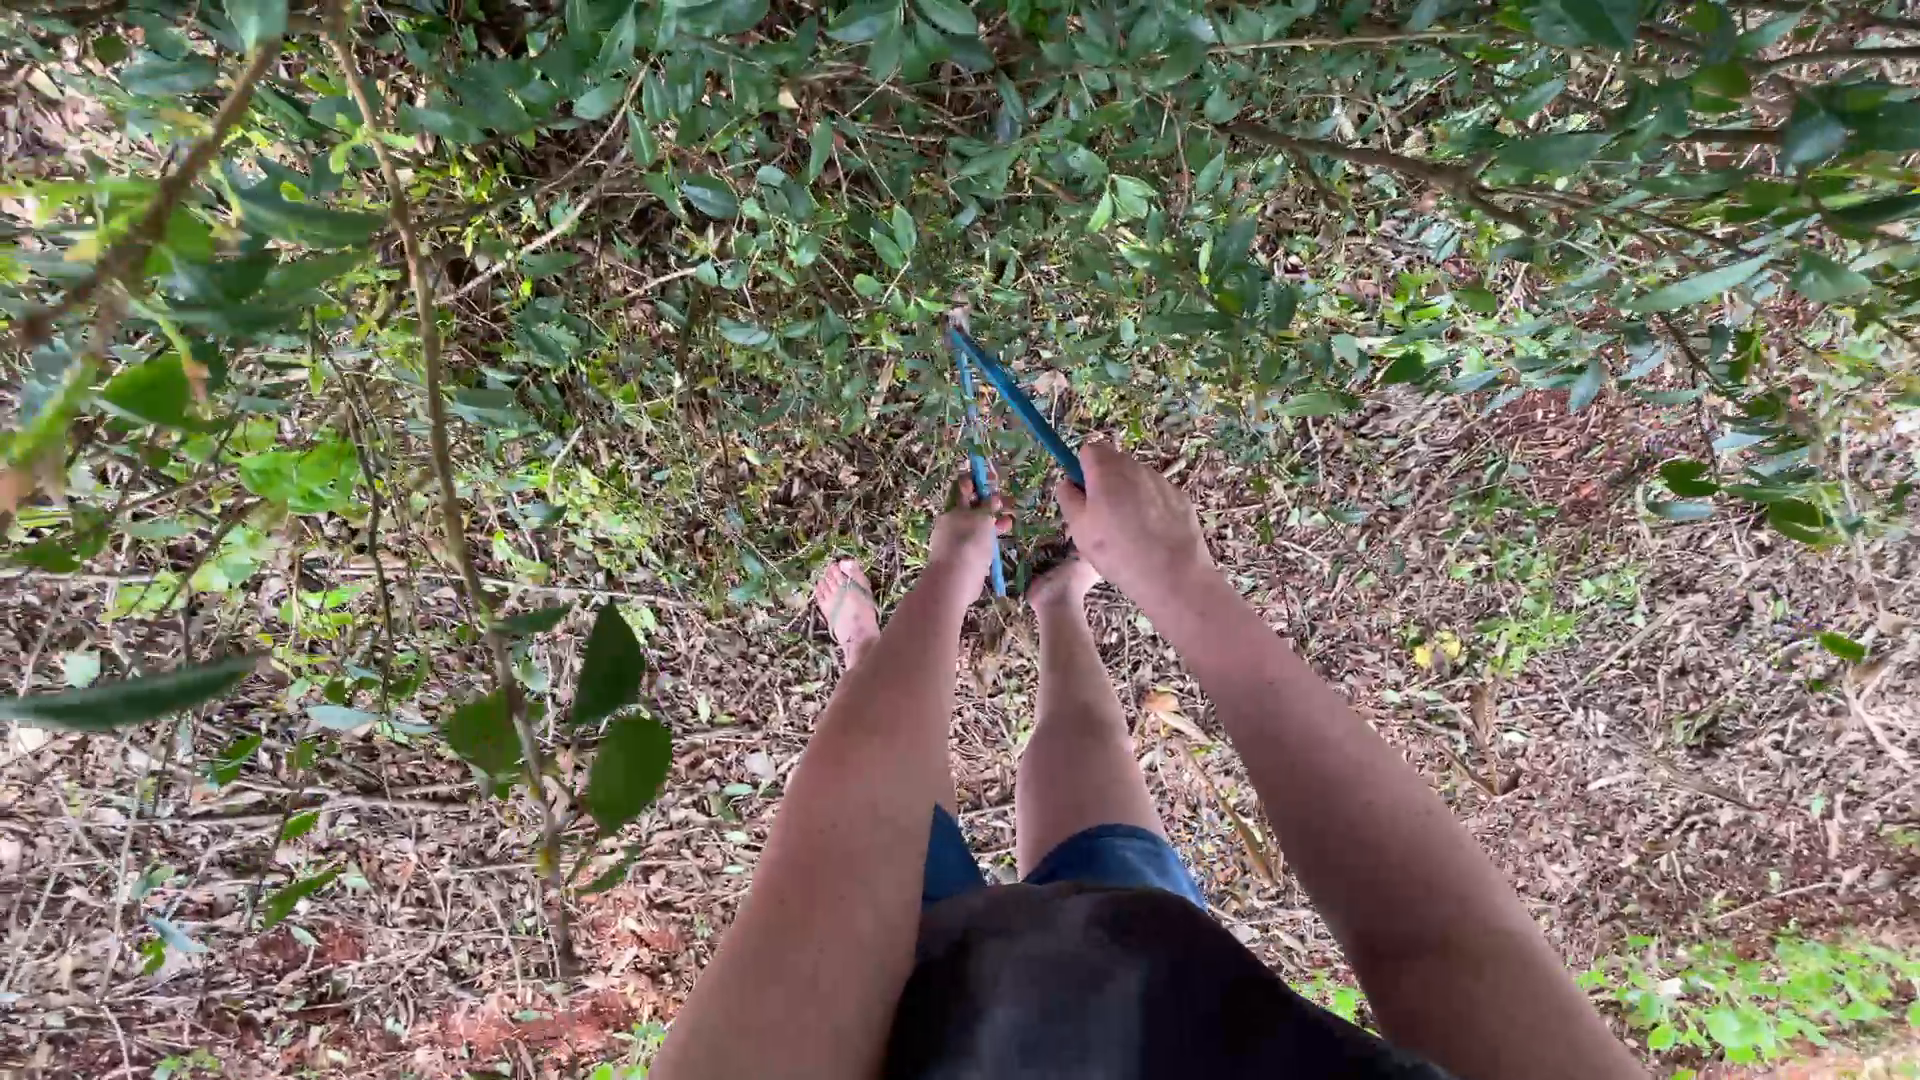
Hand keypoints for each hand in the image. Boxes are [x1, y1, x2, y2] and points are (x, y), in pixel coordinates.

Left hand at [928, 471, 1009, 581]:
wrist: (955, 579)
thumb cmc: (968, 542)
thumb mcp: (982, 519)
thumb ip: (988, 506)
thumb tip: (992, 497)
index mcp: (953, 508)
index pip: (963, 487)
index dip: (977, 480)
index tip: (993, 478)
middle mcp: (953, 521)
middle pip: (973, 506)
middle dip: (991, 502)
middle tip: (1009, 500)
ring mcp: (958, 539)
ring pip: (978, 524)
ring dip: (994, 520)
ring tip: (1010, 519)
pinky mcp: (964, 555)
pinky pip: (979, 540)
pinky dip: (990, 536)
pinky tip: (1002, 537)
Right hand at [1054, 441, 1213, 606]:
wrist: (1172, 574)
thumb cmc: (1116, 551)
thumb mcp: (1079, 528)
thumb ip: (1068, 498)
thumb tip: (1068, 482)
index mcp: (1106, 471)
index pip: (1089, 449)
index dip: (1082, 468)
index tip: (1083, 493)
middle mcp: (1135, 468)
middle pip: (1114, 462)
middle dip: (1105, 481)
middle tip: (1102, 516)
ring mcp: (1161, 481)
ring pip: (1136, 479)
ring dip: (1128, 494)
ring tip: (1129, 530)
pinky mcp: (1180, 497)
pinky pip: (1157, 494)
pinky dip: (1150, 506)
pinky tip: (1151, 534)